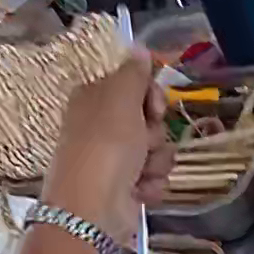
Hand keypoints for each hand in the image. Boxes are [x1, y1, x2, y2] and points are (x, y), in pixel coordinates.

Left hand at [45, 47, 172, 245]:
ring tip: (140, 172)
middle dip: (156, 134)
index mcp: (97, 98)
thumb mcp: (121, 98)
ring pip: (158, 152)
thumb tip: (140, 47)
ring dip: (156, 163)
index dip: (153, 98)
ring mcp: (116, 158)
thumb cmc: (106, 145)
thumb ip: (134, 73)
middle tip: (143, 141)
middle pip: (152, 121)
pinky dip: (151, 185)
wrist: (94, 205)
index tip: (155, 108)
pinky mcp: (128, 186)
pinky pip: (155, 178)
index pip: (138, 88)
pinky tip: (139, 190)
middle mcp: (105, 126)